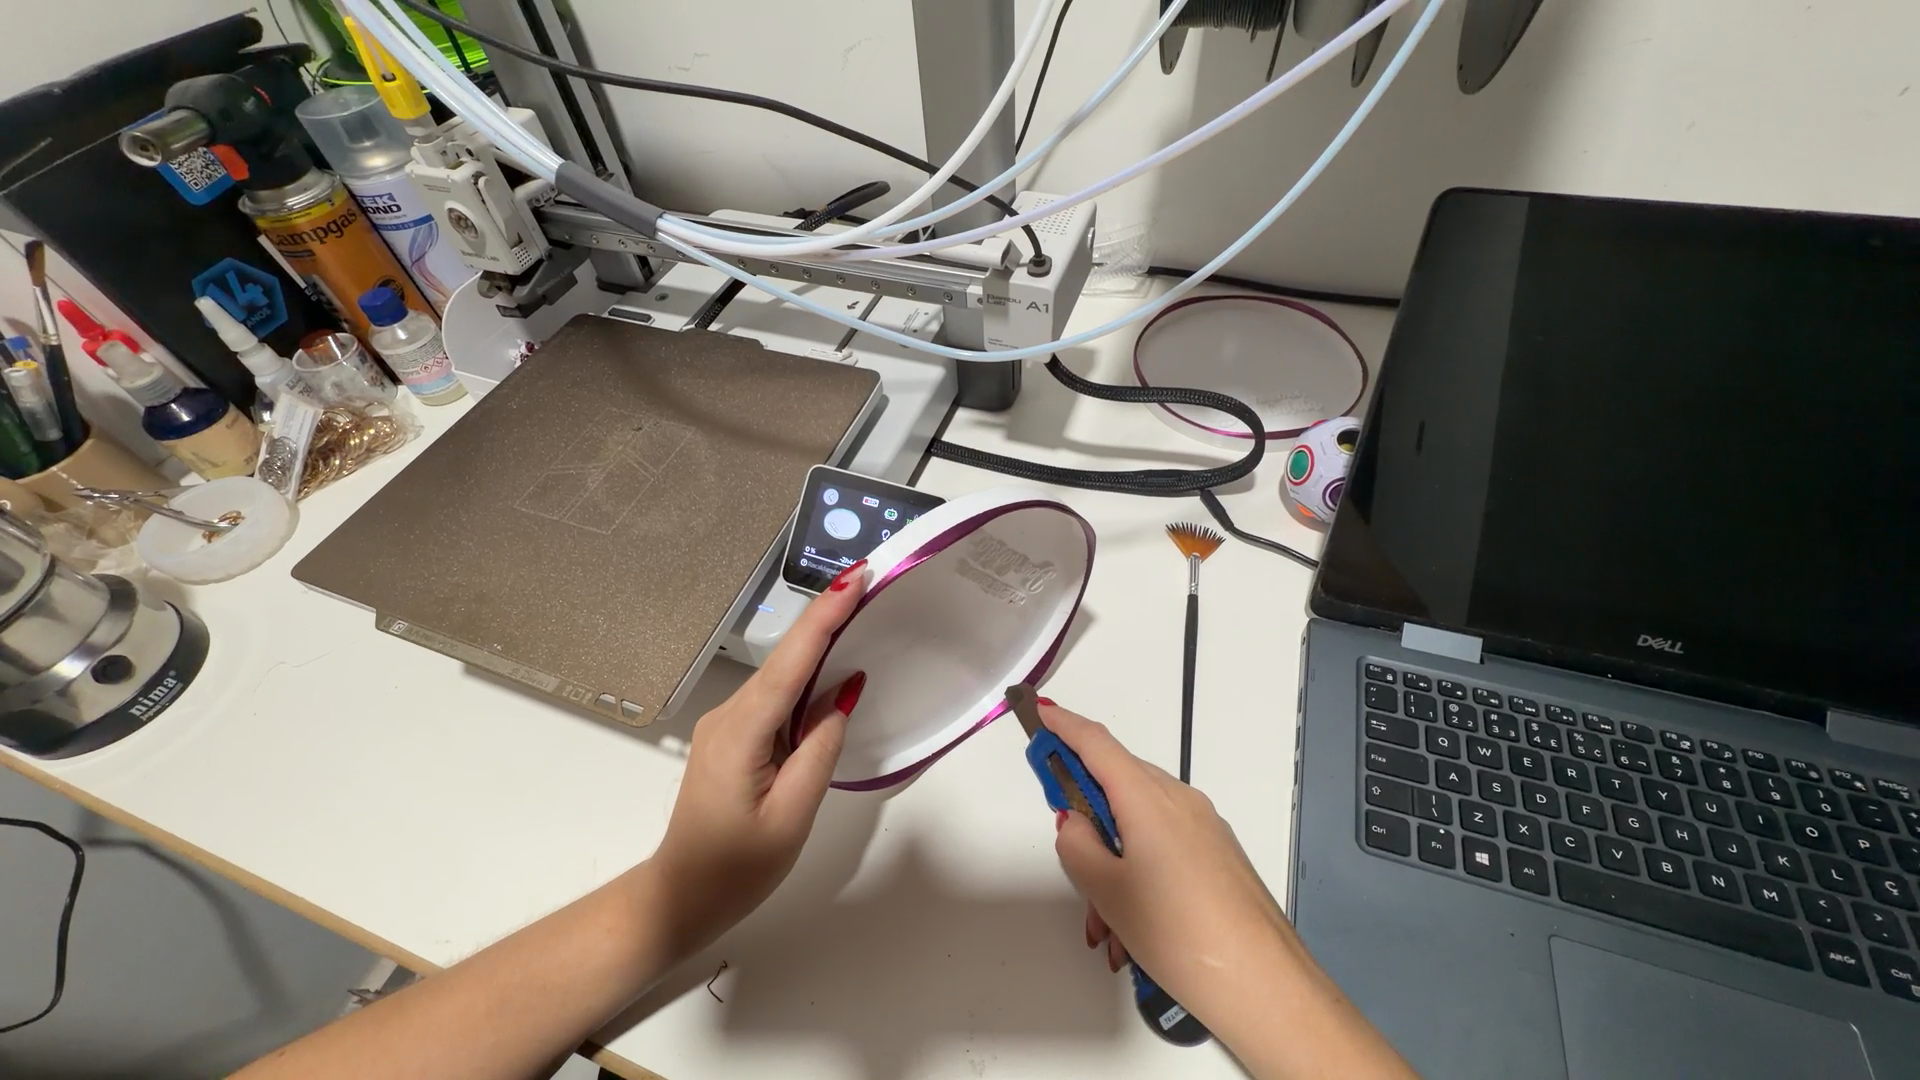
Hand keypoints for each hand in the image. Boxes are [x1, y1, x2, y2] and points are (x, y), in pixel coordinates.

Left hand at [650, 562, 870, 959]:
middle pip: (785, 658)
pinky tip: (830, 673)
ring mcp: (727, 724)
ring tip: (861, 619)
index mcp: (743, 729)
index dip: (826, 614)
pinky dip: (805, 680)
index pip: (792, 660)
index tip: (856, 576)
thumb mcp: (794, 813)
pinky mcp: (732, 737)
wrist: (679, 898)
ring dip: (819, 648)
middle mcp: (730, 714)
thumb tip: (842, 692)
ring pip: (780, 677)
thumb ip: (821, 746)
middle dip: (827, 619)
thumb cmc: (737, 866)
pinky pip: (775, 699)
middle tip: (869, 587)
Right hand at [1043, 701, 1292, 1028]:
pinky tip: (1133, 929)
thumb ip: (1077, 845)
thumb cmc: (1177, 931)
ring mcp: (1205, 826)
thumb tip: (1077, 823)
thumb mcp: (1107, 890)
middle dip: (1086, 814)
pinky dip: (1139, 870)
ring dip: (1112, 859)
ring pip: (1141, 824)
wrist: (1263, 984)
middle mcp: (1180, 800)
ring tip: (1104, 926)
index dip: (1065, 725)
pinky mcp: (1219, 854)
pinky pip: (1165, 845)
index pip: (1097, 743)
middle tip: (1067, 850)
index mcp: (1148, 797)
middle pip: (1119, 783)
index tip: (1043, 711)